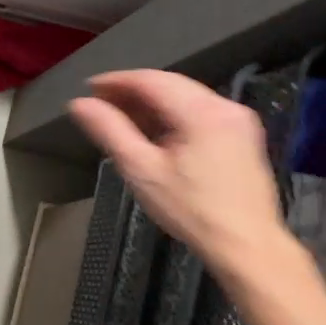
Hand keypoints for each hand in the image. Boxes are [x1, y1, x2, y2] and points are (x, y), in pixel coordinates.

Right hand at [69, 70, 286, 271]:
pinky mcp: (242, 135)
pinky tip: (153, 131)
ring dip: (151, 102)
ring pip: (185, 97)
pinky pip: (200, 111)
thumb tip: (79, 104)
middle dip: (133, 90)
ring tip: (121, 117)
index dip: (117, 81)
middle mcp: (225, 107)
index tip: (89, 88)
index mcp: (202, 112)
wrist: (246, 244)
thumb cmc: (190, 209)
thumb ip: (110, 131)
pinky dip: (172, 114)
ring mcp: (238, 120)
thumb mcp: (141, 170)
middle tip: (100, 103)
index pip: (152, 80)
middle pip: (170, 85)